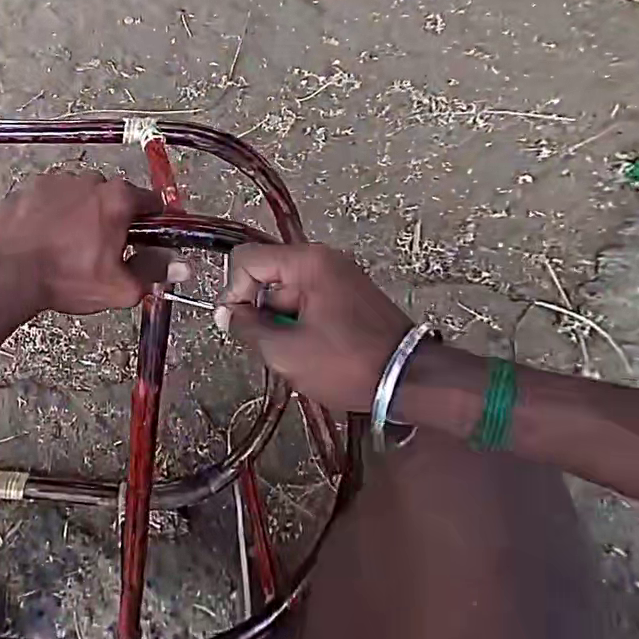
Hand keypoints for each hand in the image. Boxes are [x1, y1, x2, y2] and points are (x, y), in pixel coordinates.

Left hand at [0, 171, 181, 315]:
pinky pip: (48, 197)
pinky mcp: (28, 188)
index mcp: (117, 200)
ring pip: (79, 194)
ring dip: (80, 212)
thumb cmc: (67, 280)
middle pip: (112, 196)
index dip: (152, 220)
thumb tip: (181, 266)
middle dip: (112, 217)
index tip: (146, 237)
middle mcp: (88, 181)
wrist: (9, 277)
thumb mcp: (120, 287)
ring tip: (68, 244)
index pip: (150, 201)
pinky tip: (45, 236)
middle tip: (102, 248)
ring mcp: (55, 181)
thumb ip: (154, 271)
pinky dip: (50, 212)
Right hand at [217, 243, 414, 411]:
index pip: (246, 260)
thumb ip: (247, 328)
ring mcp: (338, 274)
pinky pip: (307, 299)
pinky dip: (299, 322)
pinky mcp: (348, 293)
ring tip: (296, 354)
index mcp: (307, 262)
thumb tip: (227, 313)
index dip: (233, 293)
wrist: (411, 380)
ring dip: (279, 321)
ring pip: (285, 291)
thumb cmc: (347, 364)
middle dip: (259, 311)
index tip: (239, 326)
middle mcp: (322, 258)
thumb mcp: (286, 352)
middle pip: (266, 274)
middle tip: (271, 347)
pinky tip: (311, 350)